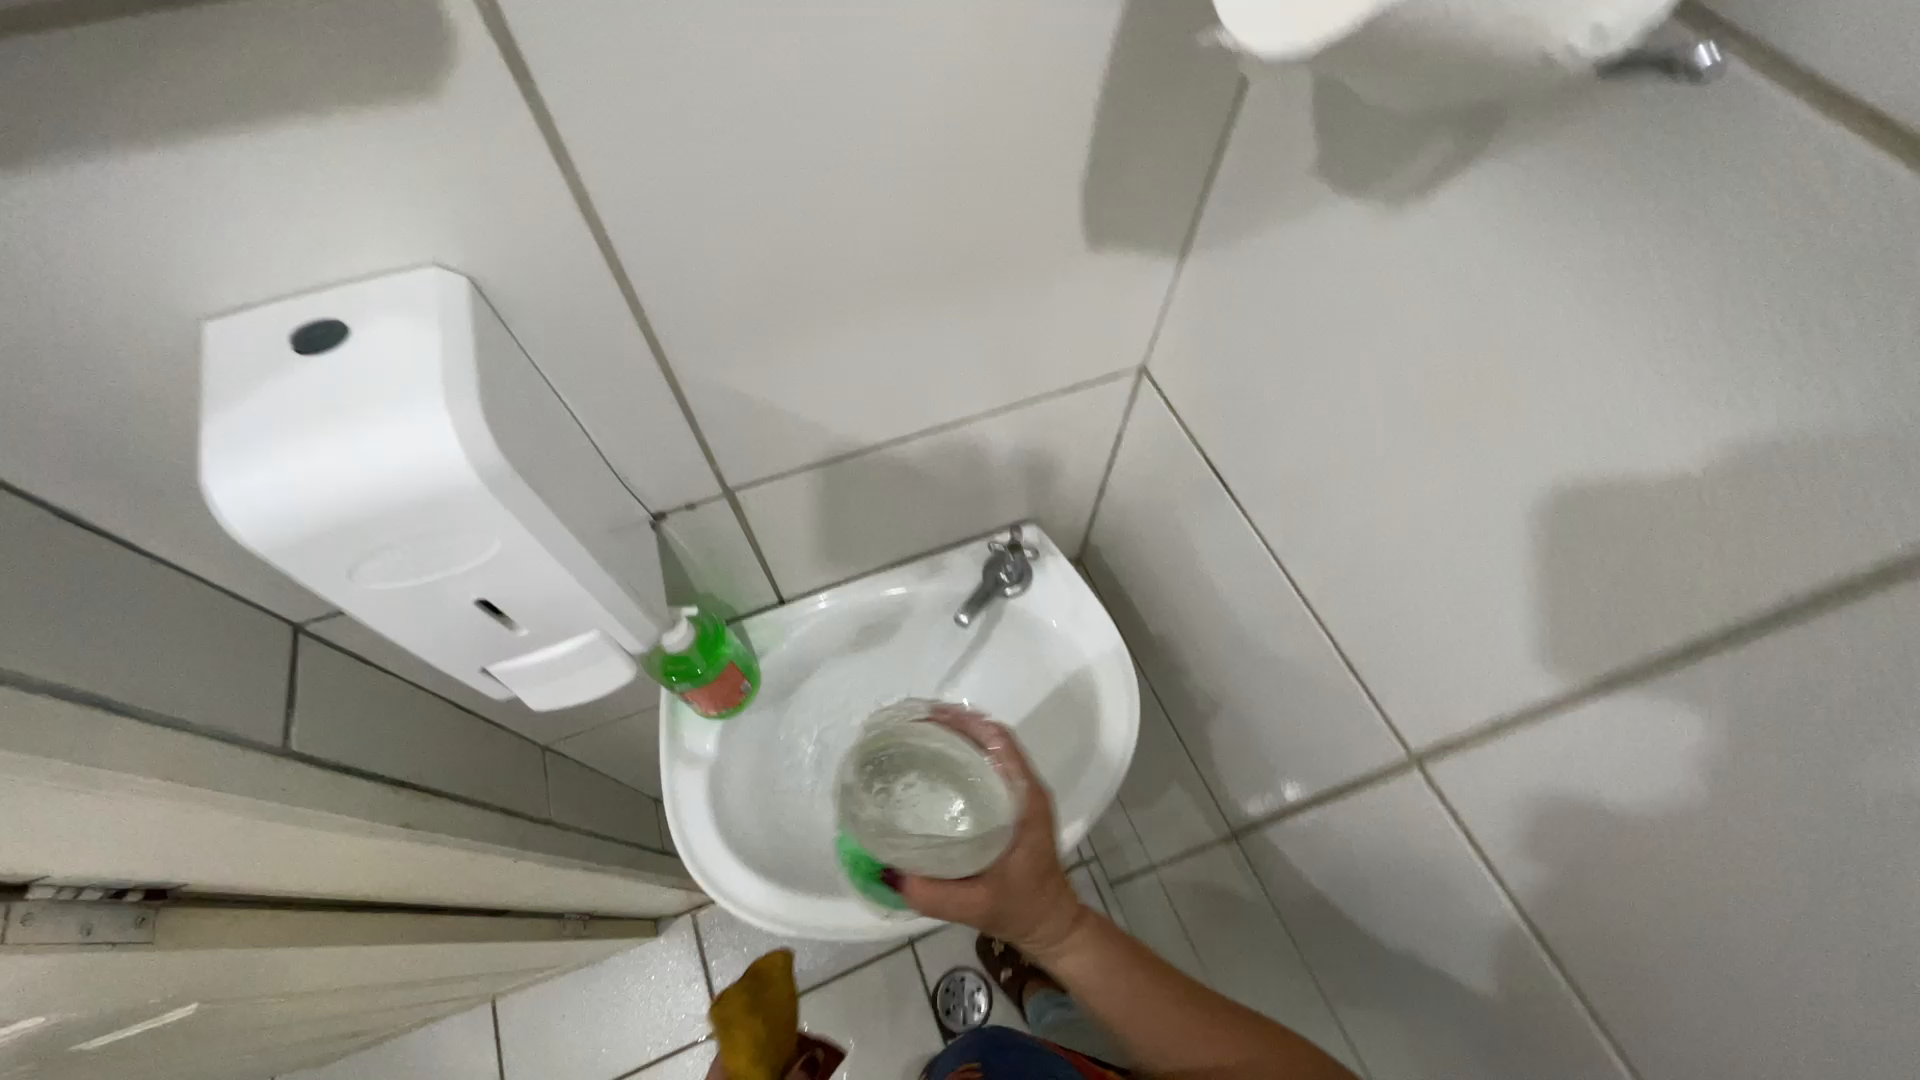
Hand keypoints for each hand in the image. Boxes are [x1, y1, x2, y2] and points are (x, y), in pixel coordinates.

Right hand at [888, 707, 1088, 958]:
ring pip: (992, 749)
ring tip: (922, 732)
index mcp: (1026, 799)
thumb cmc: (1021, 909)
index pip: (1001, 742)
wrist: (1050, 924)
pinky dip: (966, 754)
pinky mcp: (1014, 805)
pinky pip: (990, 766)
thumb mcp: (975, 905)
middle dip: (957, 722)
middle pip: (993, 738)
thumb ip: (933, 893)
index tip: (930, 716)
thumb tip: (887, 871)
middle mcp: (1026, 788)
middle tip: (915, 721)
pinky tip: (937, 762)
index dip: (967, 723)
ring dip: (961, 735)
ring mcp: (1022, 795)